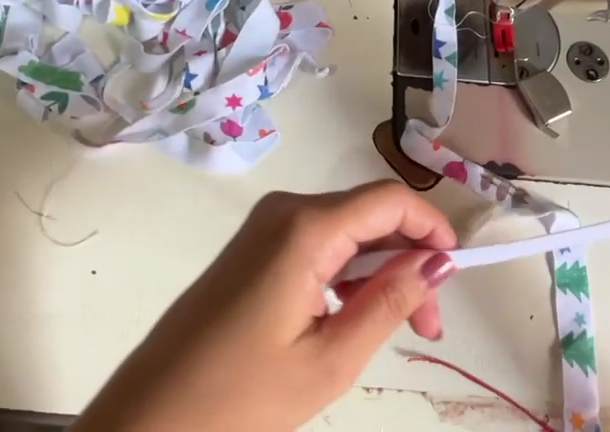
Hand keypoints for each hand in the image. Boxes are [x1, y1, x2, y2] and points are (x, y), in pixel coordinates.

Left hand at [73, 181, 456, 431]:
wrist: (152, 411)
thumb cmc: (241, 393)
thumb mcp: (329, 359)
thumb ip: (388, 302)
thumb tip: (438, 261)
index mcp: (306, 227)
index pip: (389, 199)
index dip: (431, 226)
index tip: (457, 272)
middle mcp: (286, 209)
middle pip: (369, 213)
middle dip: (408, 259)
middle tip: (428, 325)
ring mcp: (267, 225)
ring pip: (347, 230)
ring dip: (381, 270)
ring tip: (400, 328)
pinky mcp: (256, 246)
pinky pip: (319, 243)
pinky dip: (348, 272)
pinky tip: (354, 315)